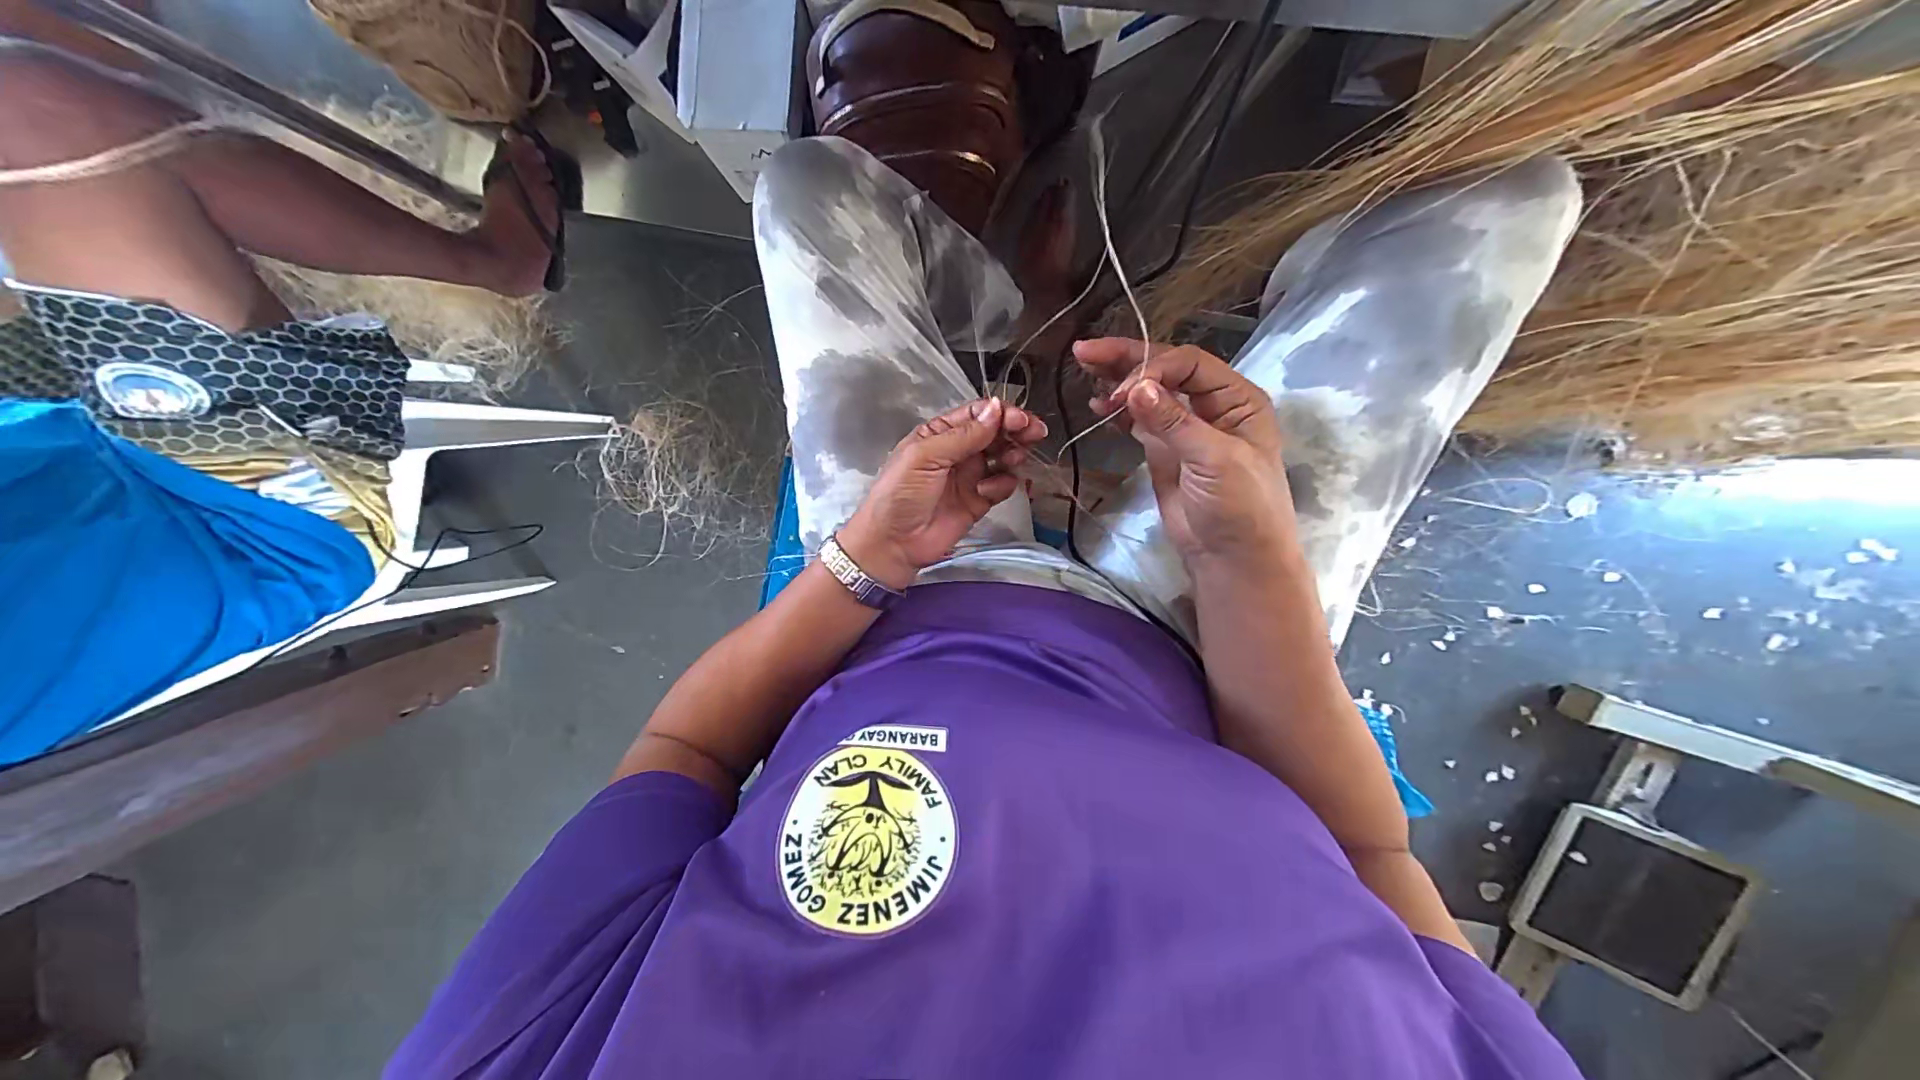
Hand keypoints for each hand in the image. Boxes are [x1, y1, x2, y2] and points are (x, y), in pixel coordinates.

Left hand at [837, 397, 1047, 588]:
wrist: (893, 543)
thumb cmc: (900, 494)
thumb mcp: (925, 456)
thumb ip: (963, 435)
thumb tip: (996, 409)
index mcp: (940, 434)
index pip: (977, 415)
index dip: (1000, 413)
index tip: (1020, 419)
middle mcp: (958, 451)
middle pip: (996, 433)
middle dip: (1016, 430)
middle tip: (1034, 433)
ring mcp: (970, 476)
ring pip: (1003, 457)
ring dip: (1013, 454)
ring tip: (1012, 460)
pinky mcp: (980, 500)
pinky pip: (1002, 485)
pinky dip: (1003, 484)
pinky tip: (988, 491)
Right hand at [1074, 338, 1297, 565]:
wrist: (1233, 559)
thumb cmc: (1240, 508)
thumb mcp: (1214, 460)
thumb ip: (1174, 423)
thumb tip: (1134, 388)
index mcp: (1236, 399)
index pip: (1189, 364)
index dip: (1153, 368)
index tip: (1123, 391)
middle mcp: (1211, 405)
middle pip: (1166, 370)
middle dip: (1127, 359)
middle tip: (1086, 350)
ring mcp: (1185, 428)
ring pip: (1149, 393)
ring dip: (1118, 380)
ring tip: (1085, 367)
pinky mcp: (1164, 451)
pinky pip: (1139, 421)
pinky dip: (1119, 411)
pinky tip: (1098, 403)